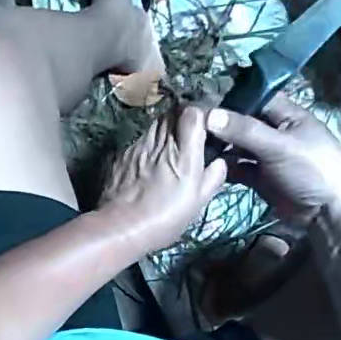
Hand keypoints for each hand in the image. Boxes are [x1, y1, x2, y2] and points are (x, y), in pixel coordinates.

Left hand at [97, 105, 228, 254]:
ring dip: (164, 134)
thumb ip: (212, 178)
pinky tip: (147, 168)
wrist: (121, 227)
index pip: (192, 113)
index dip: (199, 115)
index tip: (204, 128)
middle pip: (171, 114)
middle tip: (187, 140)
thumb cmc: (165, 217)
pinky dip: (147, 149)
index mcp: (183, 151)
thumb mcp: (198, 202)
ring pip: (154, 126)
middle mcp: (159, 141)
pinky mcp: (121, 155)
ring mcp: (137, 146)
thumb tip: (219, 163)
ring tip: (167, 155)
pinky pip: (139, 143)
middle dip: (181, 121)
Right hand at [205, 95, 340, 231]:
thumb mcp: (278, 145)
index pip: (255, 98)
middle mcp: (276, 133)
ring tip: (192, 147)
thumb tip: (208, 115)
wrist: (329, 214)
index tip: (201, 101)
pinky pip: (239, 169)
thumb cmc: (312, 169)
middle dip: (220, 125)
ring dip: (219, 147)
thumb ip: (244, 130)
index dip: (230, 97)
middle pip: (243, 123)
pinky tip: (205, 167)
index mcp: (288, 115)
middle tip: (189, 126)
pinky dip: (224, 168)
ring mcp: (268, 157)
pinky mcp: (261, 179)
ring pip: (238, 147)